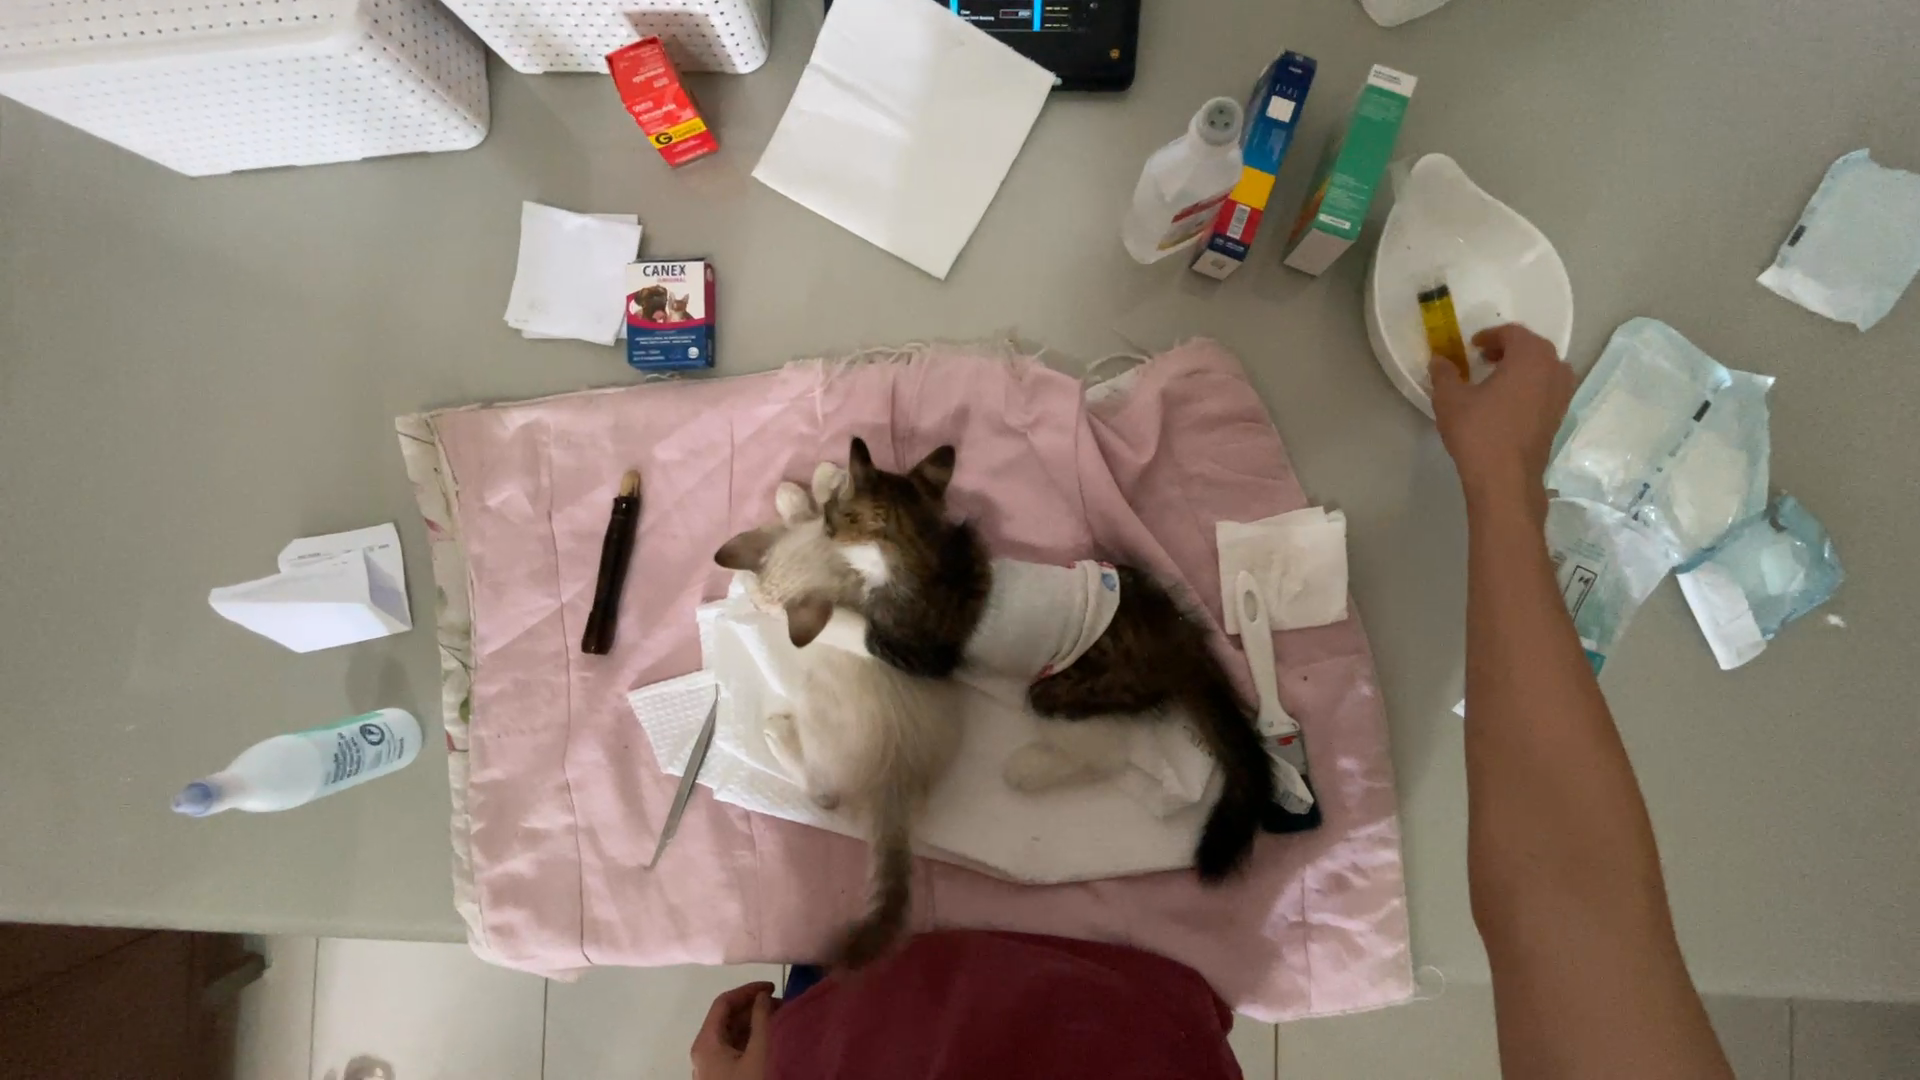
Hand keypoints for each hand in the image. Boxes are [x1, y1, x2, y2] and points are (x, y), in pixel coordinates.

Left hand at [691, 982, 777, 1079]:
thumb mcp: (758, 1051)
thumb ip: (761, 1018)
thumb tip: (762, 996)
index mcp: (706, 1042)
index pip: (724, 1002)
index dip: (748, 990)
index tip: (773, 987)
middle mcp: (703, 1051)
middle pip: (726, 1017)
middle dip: (753, 1007)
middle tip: (781, 1005)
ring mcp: (710, 1067)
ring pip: (731, 1033)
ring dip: (754, 1022)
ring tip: (779, 1020)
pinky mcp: (719, 1078)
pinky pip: (733, 1049)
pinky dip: (751, 1038)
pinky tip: (769, 1039)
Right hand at [1429, 323, 1574, 516]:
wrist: (1505, 474)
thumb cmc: (1477, 431)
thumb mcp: (1449, 399)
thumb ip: (1444, 374)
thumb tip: (1439, 360)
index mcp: (1529, 357)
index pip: (1514, 333)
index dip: (1491, 335)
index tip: (1471, 346)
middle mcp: (1554, 369)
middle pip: (1533, 347)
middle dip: (1507, 349)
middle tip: (1483, 359)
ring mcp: (1562, 392)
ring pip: (1544, 367)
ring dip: (1521, 367)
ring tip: (1496, 379)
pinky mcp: (1559, 413)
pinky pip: (1547, 387)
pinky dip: (1529, 384)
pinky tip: (1507, 401)